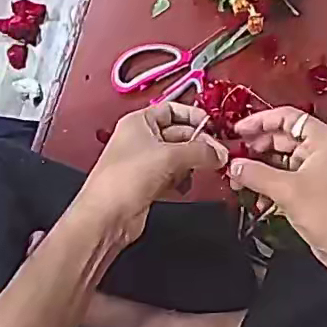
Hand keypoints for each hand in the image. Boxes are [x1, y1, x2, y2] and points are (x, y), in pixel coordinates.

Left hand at [73, 103, 228, 242]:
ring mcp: (144, 163)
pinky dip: (182, 179)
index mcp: (139, 122)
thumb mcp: (169, 156)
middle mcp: (141, 139)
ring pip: (178, 156)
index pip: (172, 109)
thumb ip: (200, 151)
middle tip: (218, 154)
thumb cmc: (126, 179)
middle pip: (178, 134)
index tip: (212, 126)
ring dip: (192, 163)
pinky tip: (186, 186)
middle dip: (199, 144)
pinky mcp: (148, 184)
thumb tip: (219, 152)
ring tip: (205, 170)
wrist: (106, 217)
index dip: (193, 115)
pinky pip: (173, 175)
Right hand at [227, 107, 326, 272]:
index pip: (288, 117)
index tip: (238, 131)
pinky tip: (256, 197)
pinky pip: (285, 176)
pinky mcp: (312, 187)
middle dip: (256, 148)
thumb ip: (256, 174)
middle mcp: (322, 149)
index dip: (260, 121)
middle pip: (282, 136)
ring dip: (259, 168)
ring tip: (238, 180)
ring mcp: (317, 168)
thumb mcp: (287, 191)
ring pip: (281, 158)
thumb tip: (233, 165)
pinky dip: (269, 183)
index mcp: (324, 139)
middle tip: (234, 157)